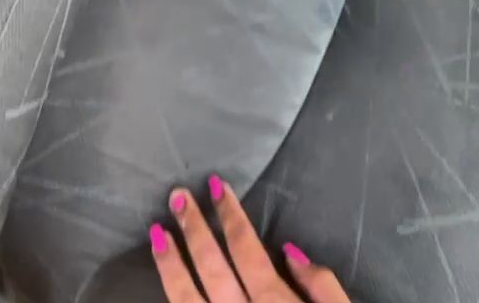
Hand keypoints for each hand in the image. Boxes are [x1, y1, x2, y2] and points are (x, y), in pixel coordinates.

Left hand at [151, 177, 348, 302]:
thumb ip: (323, 289)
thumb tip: (290, 250)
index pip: (246, 250)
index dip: (230, 215)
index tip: (215, 186)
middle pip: (212, 267)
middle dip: (193, 228)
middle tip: (175, 195)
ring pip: (188, 301)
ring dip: (170, 265)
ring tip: (155, 232)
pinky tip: (163, 291)